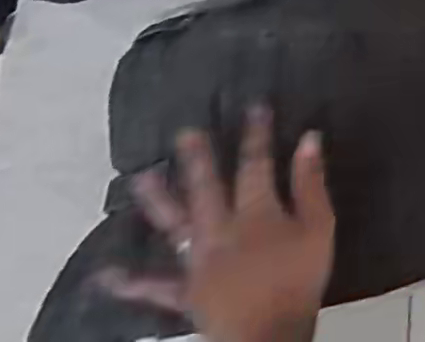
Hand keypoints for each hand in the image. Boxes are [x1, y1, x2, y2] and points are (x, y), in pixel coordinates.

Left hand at [100, 106, 334, 341]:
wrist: (270, 334)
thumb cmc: (301, 275)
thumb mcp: (320, 224)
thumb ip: (311, 182)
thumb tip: (309, 138)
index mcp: (257, 213)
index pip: (256, 164)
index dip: (256, 135)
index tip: (254, 106)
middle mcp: (221, 231)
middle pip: (208, 188)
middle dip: (198, 159)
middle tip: (184, 133)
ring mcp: (198, 262)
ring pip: (176, 226)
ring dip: (158, 202)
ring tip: (140, 179)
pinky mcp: (185, 293)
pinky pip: (154, 287)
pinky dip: (129, 282)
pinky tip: (104, 274)